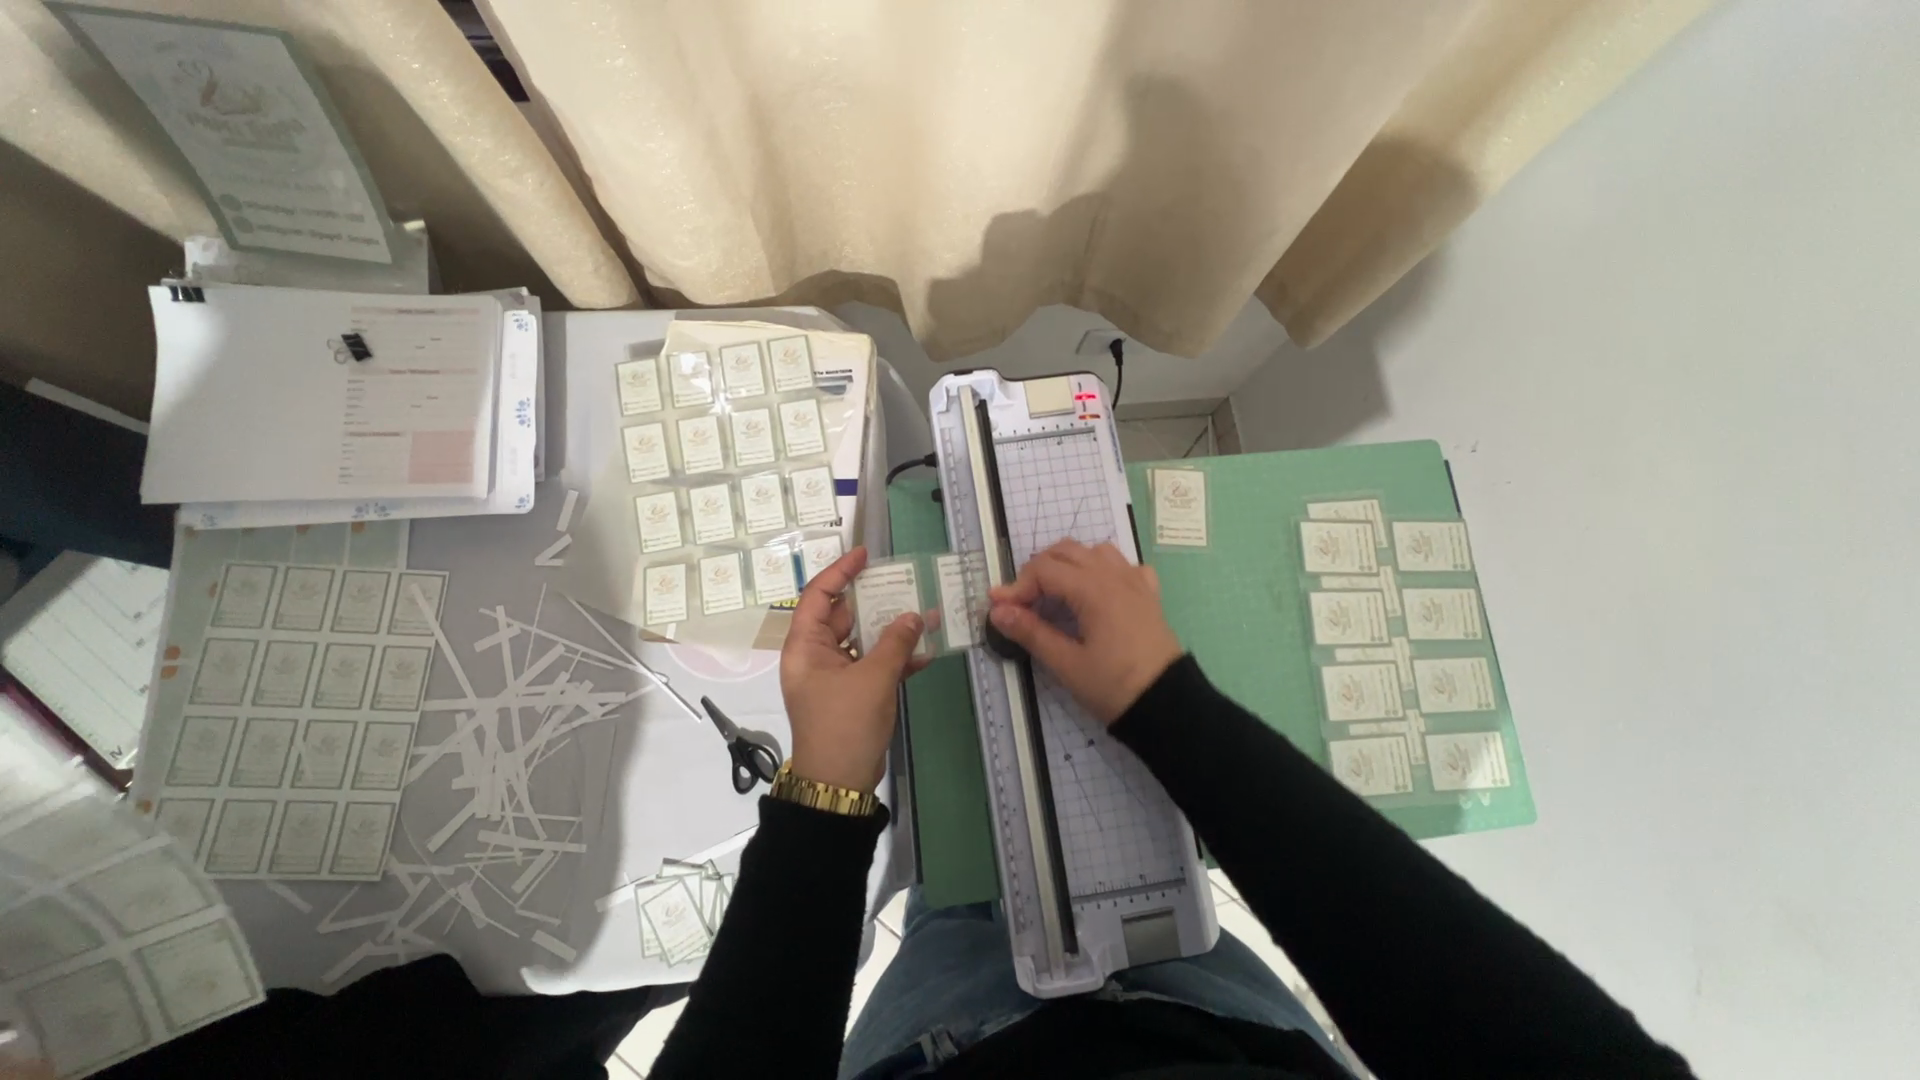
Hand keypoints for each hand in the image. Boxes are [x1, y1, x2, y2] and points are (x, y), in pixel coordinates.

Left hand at [780, 546, 926, 792]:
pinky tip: (925, 651)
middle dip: (873, 599)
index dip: (840, 571)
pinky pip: (874, 664)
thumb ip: (895, 642)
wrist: (840, 782)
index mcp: (805, 647)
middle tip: (903, 582)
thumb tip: (914, 615)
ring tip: (923, 612)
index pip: (818, 596)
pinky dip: (896, 657)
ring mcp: (835, 675)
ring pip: (863, 639)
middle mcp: (816, 655)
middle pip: (843, 615)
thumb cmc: (845, 724)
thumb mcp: (873, 679)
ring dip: (891, 629)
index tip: (865, 554)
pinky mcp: (853, 693)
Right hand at [988, 540, 1182, 723]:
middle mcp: (1114, 575)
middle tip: (1023, 603)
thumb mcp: (1066, 664)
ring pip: (1096, 552)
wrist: (1168, 705)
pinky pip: (1124, 566)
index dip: (1017, 587)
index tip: (1000, 610)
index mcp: (1093, 589)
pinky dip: (1103, 570)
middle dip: (1038, 571)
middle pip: (1066, 551)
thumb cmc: (1114, 686)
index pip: (1043, 570)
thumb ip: (1031, 632)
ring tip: (1056, 594)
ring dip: (1069, 564)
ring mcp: (1135, 582)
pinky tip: (1097, 593)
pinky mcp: (1148, 595)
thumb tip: (998, 611)